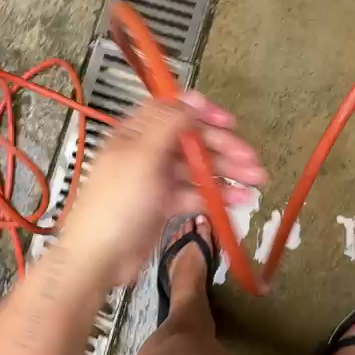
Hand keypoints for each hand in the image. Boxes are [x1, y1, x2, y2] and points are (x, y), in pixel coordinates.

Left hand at [54, 91, 266, 287]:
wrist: (98, 258)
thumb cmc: (116, 204)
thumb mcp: (143, 157)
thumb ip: (169, 124)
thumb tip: (191, 97)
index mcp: (136, 134)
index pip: (173, 111)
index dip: (202, 113)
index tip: (229, 122)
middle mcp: (147, 152)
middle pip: (191, 141)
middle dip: (224, 147)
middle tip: (252, 159)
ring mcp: (156, 179)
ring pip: (197, 168)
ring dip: (227, 172)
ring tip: (256, 181)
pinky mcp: (164, 205)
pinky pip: (195, 193)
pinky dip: (216, 195)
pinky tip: (239, 200)